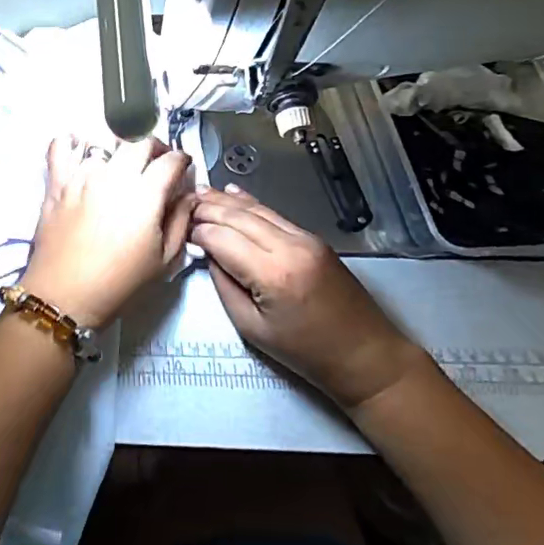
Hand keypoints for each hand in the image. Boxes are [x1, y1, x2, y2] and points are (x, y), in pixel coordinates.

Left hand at [21, 135, 194, 328]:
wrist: (65, 297)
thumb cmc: (119, 282)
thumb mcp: (163, 259)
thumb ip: (180, 221)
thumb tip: (189, 197)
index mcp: (145, 194)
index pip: (171, 160)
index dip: (182, 160)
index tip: (183, 167)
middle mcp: (115, 177)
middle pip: (141, 144)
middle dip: (155, 149)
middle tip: (158, 163)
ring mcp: (83, 177)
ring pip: (106, 145)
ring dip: (119, 151)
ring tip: (122, 166)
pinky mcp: (58, 184)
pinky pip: (60, 149)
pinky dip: (70, 143)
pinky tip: (78, 145)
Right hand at [192, 186, 426, 409]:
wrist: (363, 352)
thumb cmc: (305, 352)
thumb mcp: (253, 329)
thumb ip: (226, 287)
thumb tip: (210, 255)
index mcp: (272, 273)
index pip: (223, 238)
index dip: (199, 232)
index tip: (180, 229)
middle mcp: (290, 246)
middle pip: (240, 217)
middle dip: (210, 208)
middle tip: (183, 201)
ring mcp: (305, 238)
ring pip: (259, 210)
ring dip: (229, 201)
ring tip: (202, 192)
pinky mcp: (314, 238)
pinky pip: (276, 216)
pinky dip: (253, 205)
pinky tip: (235, 195)